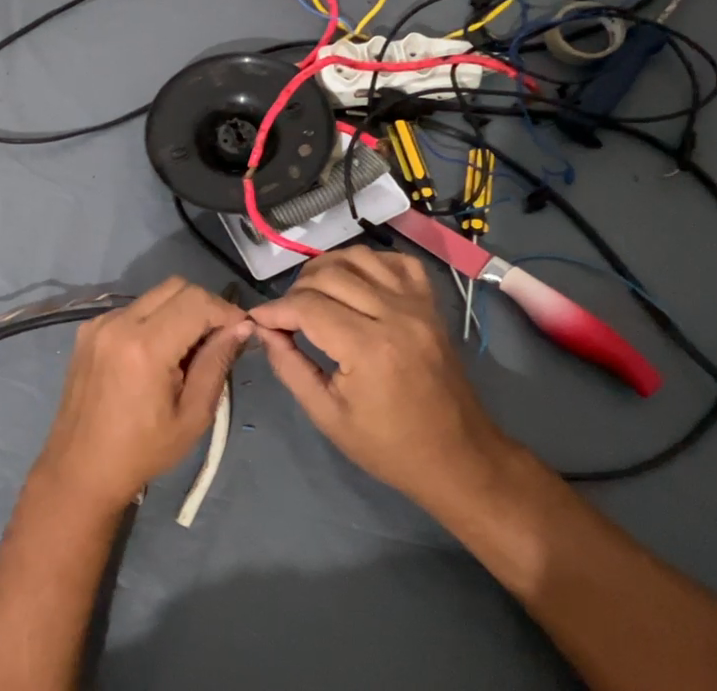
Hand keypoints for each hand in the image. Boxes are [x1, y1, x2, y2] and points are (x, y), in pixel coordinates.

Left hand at [32, 277, 250, 510]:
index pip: (196, 301)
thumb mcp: (193, 415)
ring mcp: (98, 323)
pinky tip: (158, 356)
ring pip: (153, 296)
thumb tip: (241, 327)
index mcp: (144, 346)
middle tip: (218, 341)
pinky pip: (132, 310)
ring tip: (188, 353)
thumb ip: (216, 363)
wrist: (81, 466)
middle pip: (175, 286)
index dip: (226, 312)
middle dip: (204, 306)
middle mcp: (118, 323)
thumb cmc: (143, 450)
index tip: (242, 334)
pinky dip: (154, 321)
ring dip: (179, 312)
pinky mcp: (87, 330)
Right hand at [249, 248, 512, 506]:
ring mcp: (418, 306)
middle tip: (285, 317)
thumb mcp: (326, 415)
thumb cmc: (388, 446)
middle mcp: (395, 316)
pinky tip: (354, 284)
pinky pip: (397, 262)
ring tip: (312, 295)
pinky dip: (369, 263)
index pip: (306, 306)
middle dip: (295, 290)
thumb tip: (262, 329)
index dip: (274, 310)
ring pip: (359, 258)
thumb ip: (289, 366)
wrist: (458, 457)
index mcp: (369, 349)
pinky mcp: (432, 306)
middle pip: (328, 275)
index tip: (257, 321)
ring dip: (327, 269)